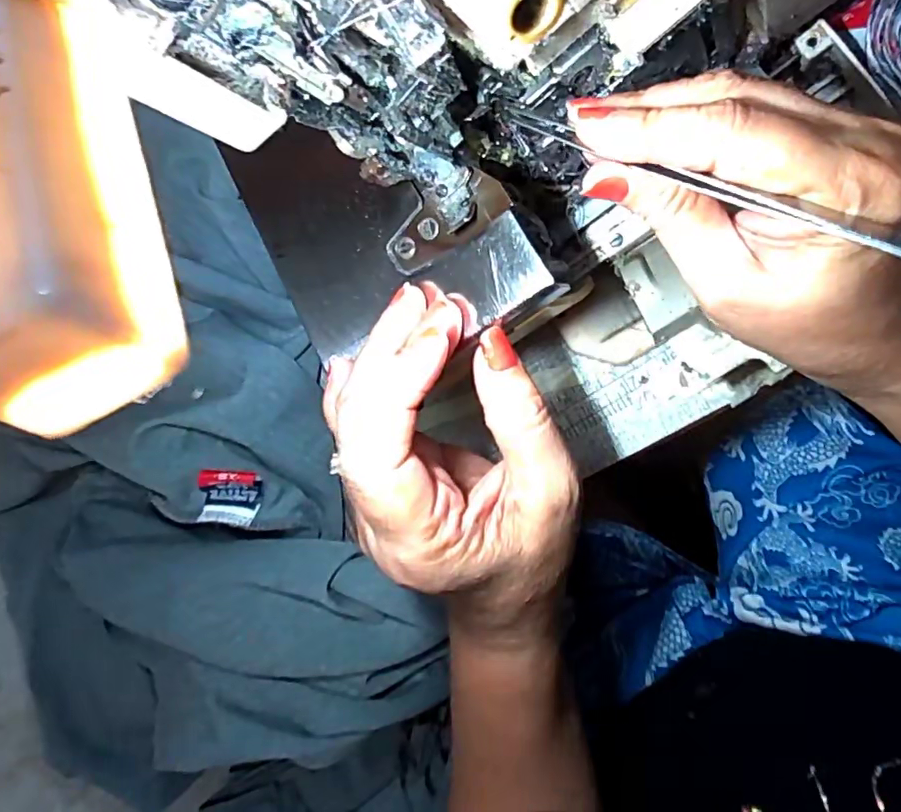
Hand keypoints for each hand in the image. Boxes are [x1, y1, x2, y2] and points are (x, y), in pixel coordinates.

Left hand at [323, 282, 578, 643]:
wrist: (506, 597)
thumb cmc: (531, 556)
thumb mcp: (549, 489)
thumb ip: (521, 419)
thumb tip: (493, 344)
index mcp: (411, 535)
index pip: (379, 446)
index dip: (403, 377)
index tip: (442, 328)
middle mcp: (373, 515)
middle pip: (356, 420)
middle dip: (391, 350)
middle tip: (429, 302)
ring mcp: (368, 493)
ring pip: (352, 412)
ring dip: (381, 351)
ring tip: (414, 307)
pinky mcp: (380, 471)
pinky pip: (362, 415)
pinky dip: (375, 369)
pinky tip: (384, 339)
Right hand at [571, 72, 900, 400]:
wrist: (870, 323)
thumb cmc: (815, 322)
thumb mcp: (728, 283)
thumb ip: (672, 214)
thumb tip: (611, 171)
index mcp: (847, 188)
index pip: (728, 131)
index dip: (648, 127)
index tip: (591, 128)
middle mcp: (864, 142)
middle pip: (733, 100)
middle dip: (649, 111)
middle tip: (589, 122)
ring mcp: (857, 125)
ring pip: (739, 93)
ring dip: (669, 109)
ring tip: (613, 126)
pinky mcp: (838, 122)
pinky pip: (755, 102)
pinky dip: (700, 113)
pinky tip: (660, 124)